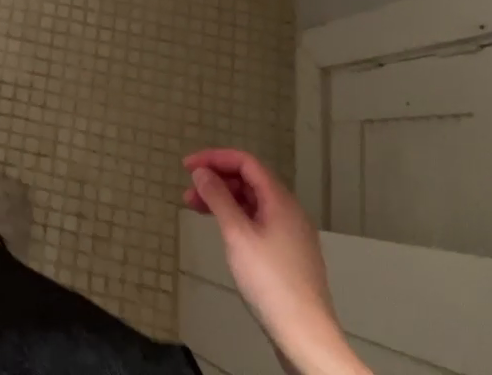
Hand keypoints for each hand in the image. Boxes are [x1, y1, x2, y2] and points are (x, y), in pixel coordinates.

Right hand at [184, 149, 365, 374]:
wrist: (303, 332)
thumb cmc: (269, 280)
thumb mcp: (237, 234)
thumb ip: (218, 199)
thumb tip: (202, 172)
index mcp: (281, 201)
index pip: (246, 163)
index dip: (215, 158)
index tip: (187, 167)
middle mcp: (289, 212)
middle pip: (250, 181)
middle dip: (217, 180)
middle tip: (187, 190)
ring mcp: (290, 234)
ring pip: (253, 202)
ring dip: (223, 199)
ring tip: (195, 208)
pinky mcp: (287, 253)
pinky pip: (257, 221)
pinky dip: (235, 216)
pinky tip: (221, 229)